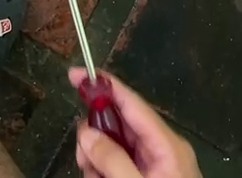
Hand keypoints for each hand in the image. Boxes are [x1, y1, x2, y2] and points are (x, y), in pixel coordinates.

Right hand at [68, 70, 200, 177]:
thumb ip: (111, 160)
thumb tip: (85, 131)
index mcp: (166, 145)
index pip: (131, 102)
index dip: (102, 84)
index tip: (74, 74)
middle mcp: (161, 150)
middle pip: (119, 124)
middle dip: (95, 136)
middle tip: (83, 158)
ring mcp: (154, 167)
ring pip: (113, 145)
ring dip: (96, 160)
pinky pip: (117, 164)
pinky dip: (103, 172)